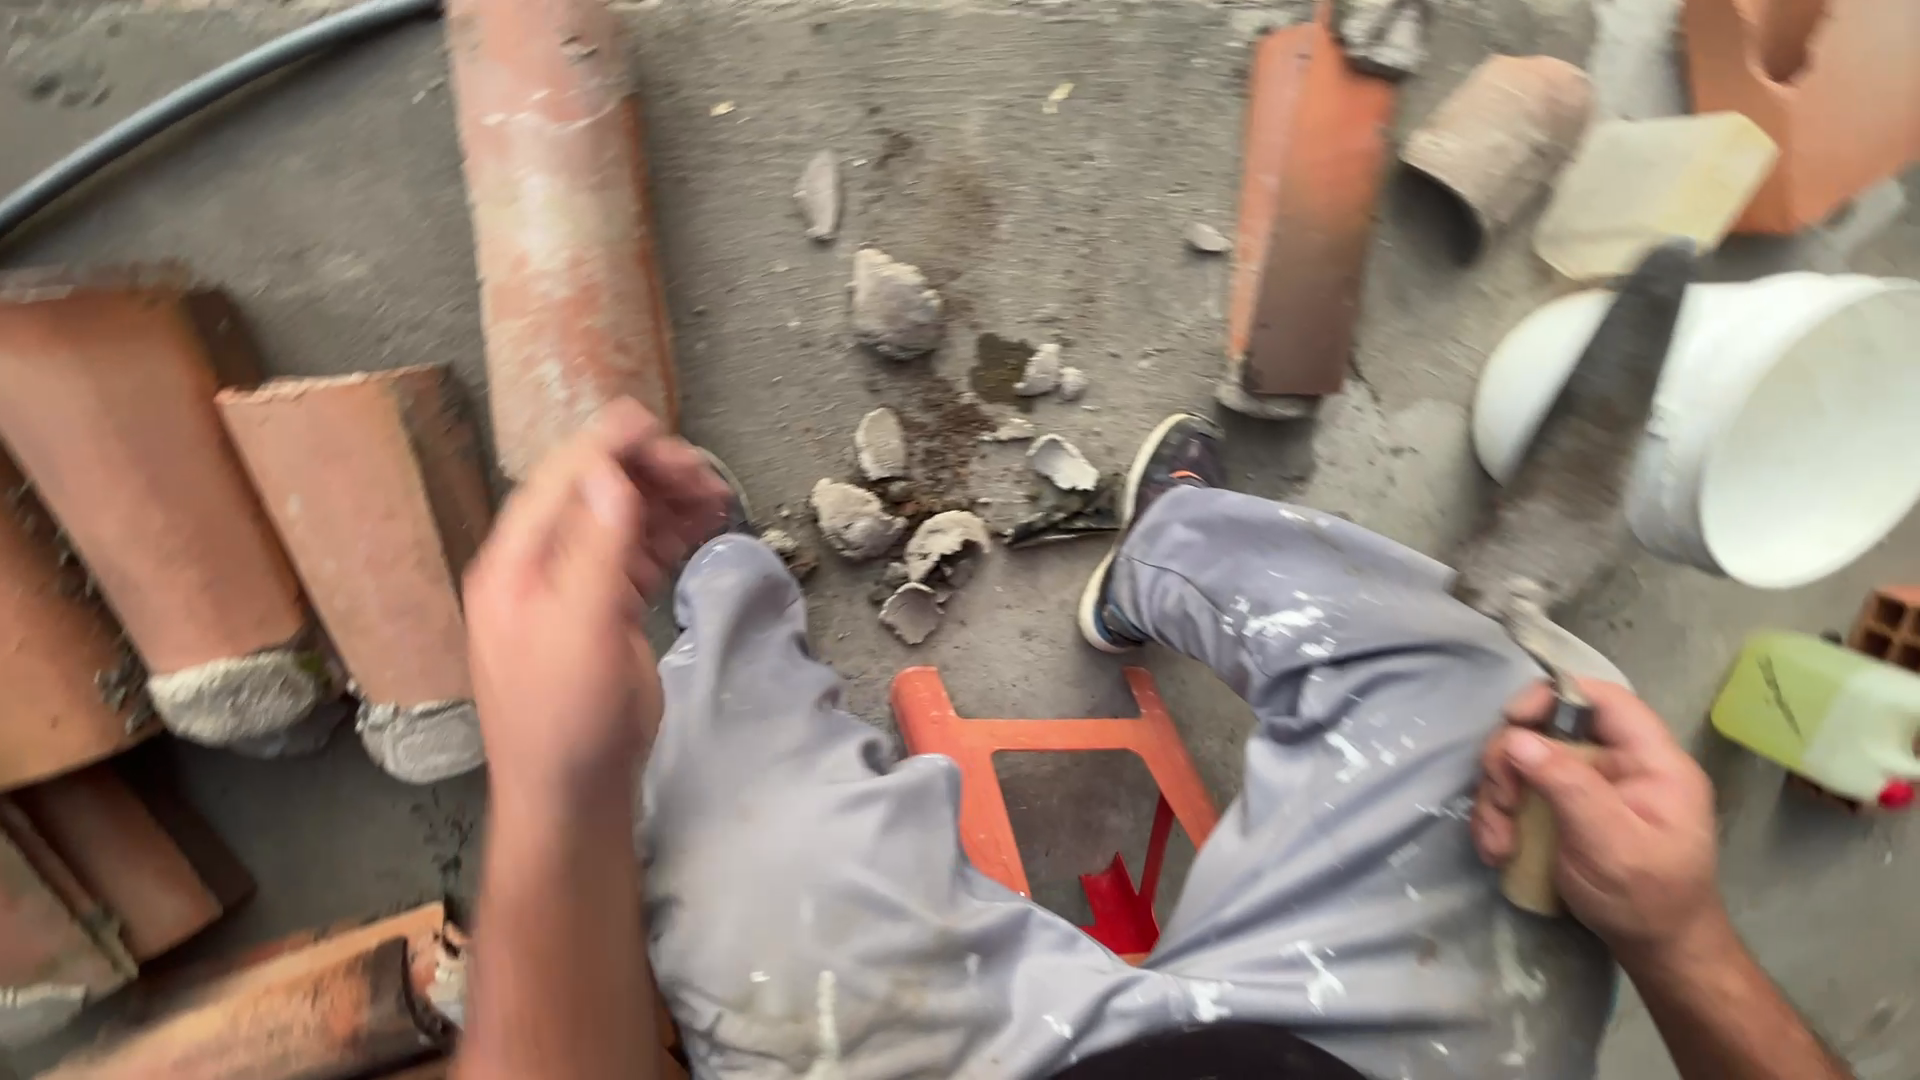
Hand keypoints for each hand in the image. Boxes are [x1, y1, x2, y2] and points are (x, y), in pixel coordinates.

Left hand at [463, 400, 729, 805]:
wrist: (574, 790)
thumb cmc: (565, 720)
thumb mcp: (579, 630)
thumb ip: (593, 548)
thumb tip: (608, 476)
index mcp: (516, 566)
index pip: (559, 485)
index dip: (604, 447)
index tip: (649, 421)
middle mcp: (542, 568)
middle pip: (595, 497)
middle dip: (647, 475)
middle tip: (701, 471)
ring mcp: (577, 588)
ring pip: (624, 522)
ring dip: (667, 501)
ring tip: (714, 492)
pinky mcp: (608, 609)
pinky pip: (641, 554)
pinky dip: (672, 534)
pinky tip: (703, 521)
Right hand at [1472, 679, 1724, 958]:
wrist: (1653, 948)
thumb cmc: (1649, 898)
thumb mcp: (1612, 844)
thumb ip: (1569, 787)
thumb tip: (1516, 738)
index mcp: (1649, 762)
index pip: (1603, 699)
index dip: (1554, 696)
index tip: (1513, 721)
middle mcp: (1613, 762)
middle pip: (1543, 729)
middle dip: (1509, 764)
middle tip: (1501, 801)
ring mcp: (1581, 781)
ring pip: (1517, 759)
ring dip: (1496, 797)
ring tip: (1497, 841)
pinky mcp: (1555, 801)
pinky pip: (1511, 788)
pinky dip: (1496, 814)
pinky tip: (1498, 847)